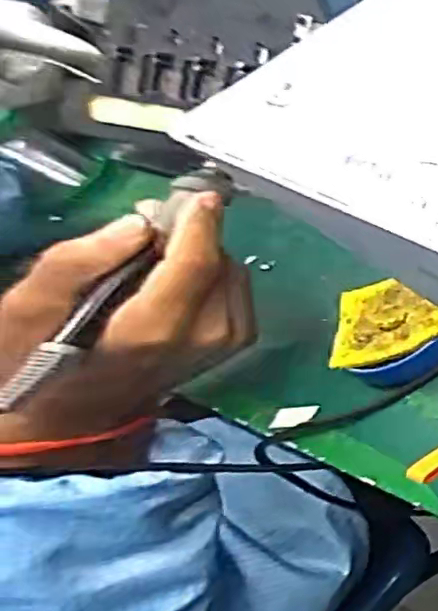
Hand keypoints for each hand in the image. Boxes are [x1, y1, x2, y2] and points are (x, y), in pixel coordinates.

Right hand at [0, 193, 252, 466]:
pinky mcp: (240, 339)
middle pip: (220, 265)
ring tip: (152, 253)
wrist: (73, 415)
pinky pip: (234, 290)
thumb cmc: (31, 359)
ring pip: (233, 275)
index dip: (202, 225)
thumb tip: (139, 225)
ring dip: (200, 256)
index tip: (202, 196)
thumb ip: (80, 263)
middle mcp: (212, 332)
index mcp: (159, 327)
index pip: (198, 264)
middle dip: (192, 238)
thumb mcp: (24, 310)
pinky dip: (209, 275)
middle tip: (152, 222)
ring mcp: (232, 338)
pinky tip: (172, 277)